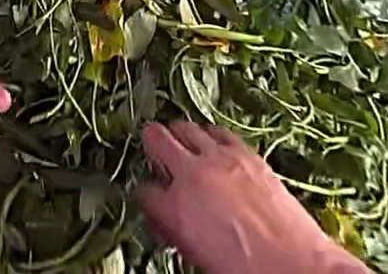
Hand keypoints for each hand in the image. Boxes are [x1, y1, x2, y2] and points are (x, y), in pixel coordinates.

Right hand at [136, 121, 368, 273]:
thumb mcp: (201, 260)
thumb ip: (177, 231)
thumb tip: (167, 220)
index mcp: (176, 210)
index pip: (143, 191)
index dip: (148, 197)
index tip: (155, 202)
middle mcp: (190, 176)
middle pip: (153, 137)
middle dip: (152, 147)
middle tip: (163, 161)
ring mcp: (217, 160)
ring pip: (183, 126)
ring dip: (181, 138)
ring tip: (188, 152)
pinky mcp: (245, 154)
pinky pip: (217, 131)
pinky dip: (211, 138)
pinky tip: (216, 151)